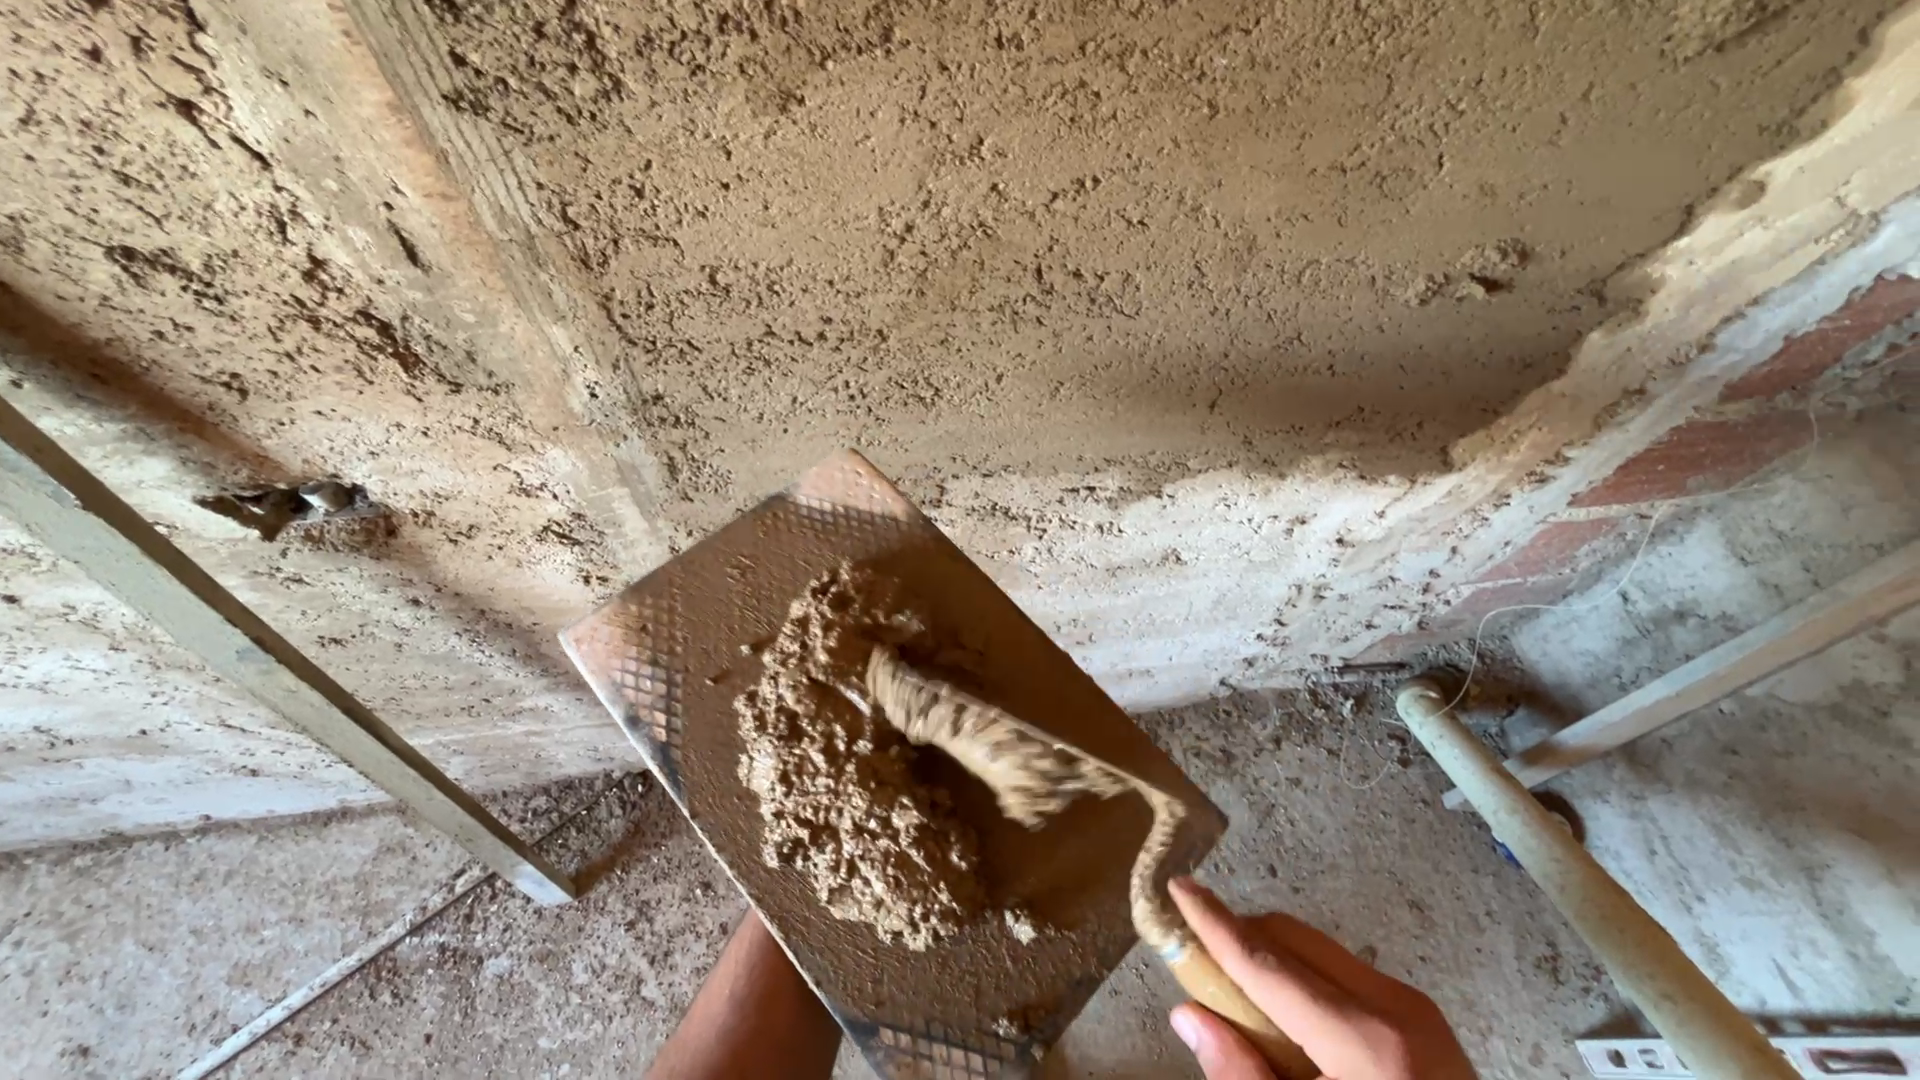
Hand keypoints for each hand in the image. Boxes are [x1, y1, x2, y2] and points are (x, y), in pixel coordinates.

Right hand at [1166, 877, 1476, 1079]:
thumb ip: (1244, 1078)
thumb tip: (1188, 1016)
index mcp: (1366, 1042)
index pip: (1267, 964)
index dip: (1215, 924)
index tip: (1178, 884)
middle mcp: (1392, 1006)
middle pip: (1289, 938)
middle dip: (1238, 937)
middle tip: (1200, 967)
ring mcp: (1413, 1003)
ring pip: (1313, 946)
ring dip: (1269, 957)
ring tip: (1247, 1004)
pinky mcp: (1421, 1011)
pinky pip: (1340, 968)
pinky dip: (1301, 974)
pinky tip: (1293, 1019)